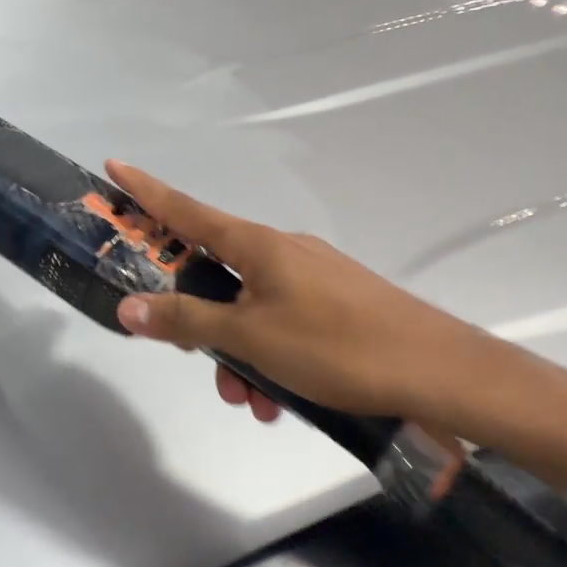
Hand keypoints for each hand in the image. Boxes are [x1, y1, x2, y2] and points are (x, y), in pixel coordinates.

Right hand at [105, 160, 494, 425]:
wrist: (452, 378)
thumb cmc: (340, 346)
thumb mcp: (251, 338)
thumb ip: (186, 321)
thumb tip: (127, 308)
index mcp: (257, 245)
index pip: (185, 209)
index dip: (145, 190)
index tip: (114, 165)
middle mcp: (281, 251)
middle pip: (213, 272)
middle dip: (195, 318)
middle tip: (191, 355)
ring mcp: (314, 277)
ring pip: (248, 306)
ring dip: (235, 351)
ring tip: (247, 400)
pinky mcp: (340, 306)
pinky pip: (282, 323)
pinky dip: (270, 357)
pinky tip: (280, 401)